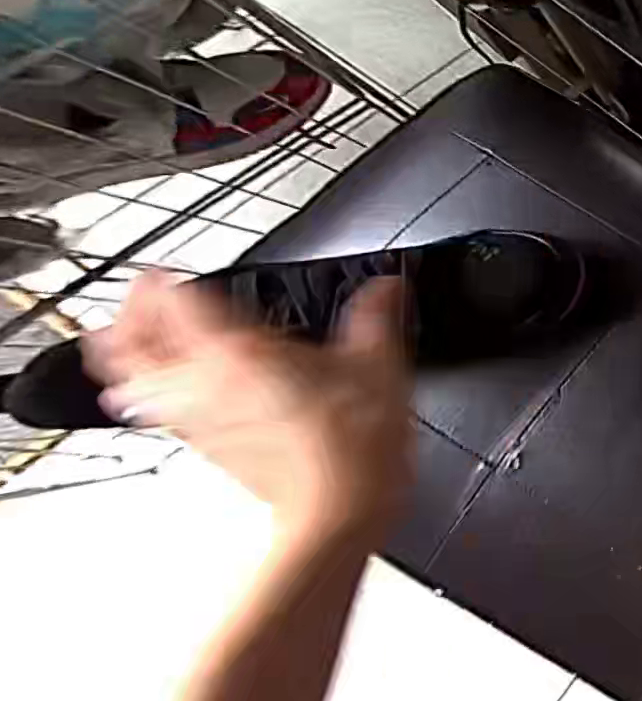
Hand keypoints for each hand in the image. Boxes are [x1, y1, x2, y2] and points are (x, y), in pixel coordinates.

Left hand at [84, 271, 413, 548]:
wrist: (340, 499)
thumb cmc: (357, 435)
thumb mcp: (384, 360)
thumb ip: (377, 315)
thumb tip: (386, 286)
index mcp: (243, 355)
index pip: (178, 308)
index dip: (165, 285)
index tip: (166, 272)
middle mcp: (205, 385)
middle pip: (130, 347)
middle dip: (128, 316)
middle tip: (140, 297)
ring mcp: (197, 419)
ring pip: (129, 380)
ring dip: (124, 354)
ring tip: (135, 336)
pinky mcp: (204, 442)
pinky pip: (154, 407)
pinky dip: (147, 386)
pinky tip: (168, 385)